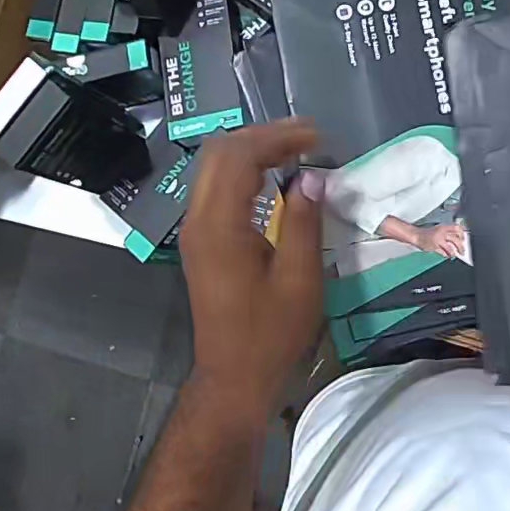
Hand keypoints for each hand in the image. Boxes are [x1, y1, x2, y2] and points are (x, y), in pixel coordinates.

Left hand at [178, 122, 324, 411]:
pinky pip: (215, 187)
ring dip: (251, 149)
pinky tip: (271, 175)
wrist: (233, 375)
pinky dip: (242, 170)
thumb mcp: (299, 279)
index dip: (277, 138)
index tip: (315, 136)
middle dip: (262, 135)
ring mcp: (194, 229)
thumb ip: (302, 222)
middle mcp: (198, 220)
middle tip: (306, 135)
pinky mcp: (200, 239)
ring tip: (294, 147)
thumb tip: (311, 178)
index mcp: (220, 226)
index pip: (239, 158)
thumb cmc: (270, 333)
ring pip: (213, 167)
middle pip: (219, 152)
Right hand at [414, 223, 468, 259]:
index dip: (462, 234)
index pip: (457, 228)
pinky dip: (446, 255)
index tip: (464, 239)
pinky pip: (443, 252)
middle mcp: (441, 232)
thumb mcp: (438, 230)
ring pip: (450, 247)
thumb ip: (447, 234)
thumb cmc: (427, 234)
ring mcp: (438, 240)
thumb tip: (457, 240)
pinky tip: (447, 255)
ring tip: (454, 255)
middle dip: (461, 246)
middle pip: (456, 239)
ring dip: (454, 253)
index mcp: (443, 227)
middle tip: (462, 251)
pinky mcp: (434, 247)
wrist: (416, 235)